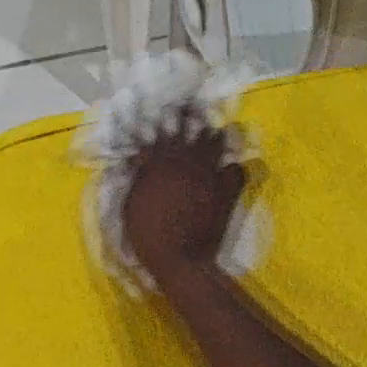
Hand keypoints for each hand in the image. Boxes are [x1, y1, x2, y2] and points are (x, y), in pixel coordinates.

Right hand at [121, 112, 246, 286]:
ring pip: (216, 143)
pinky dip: (234, 167)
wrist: (181, 259)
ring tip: (215, 132)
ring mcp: (209, 174)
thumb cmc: (148, 236)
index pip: (161, 131)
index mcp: (158, 163)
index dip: (165, 117)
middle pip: (191, 129)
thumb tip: (135, 159)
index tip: (168, 107)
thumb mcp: (130, 206)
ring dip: (215, 136)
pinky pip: (237, 169)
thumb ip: (136, 179)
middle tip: (194, 107)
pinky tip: (230, 169)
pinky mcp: (227, 191)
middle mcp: (185, 162)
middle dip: (192, 116)